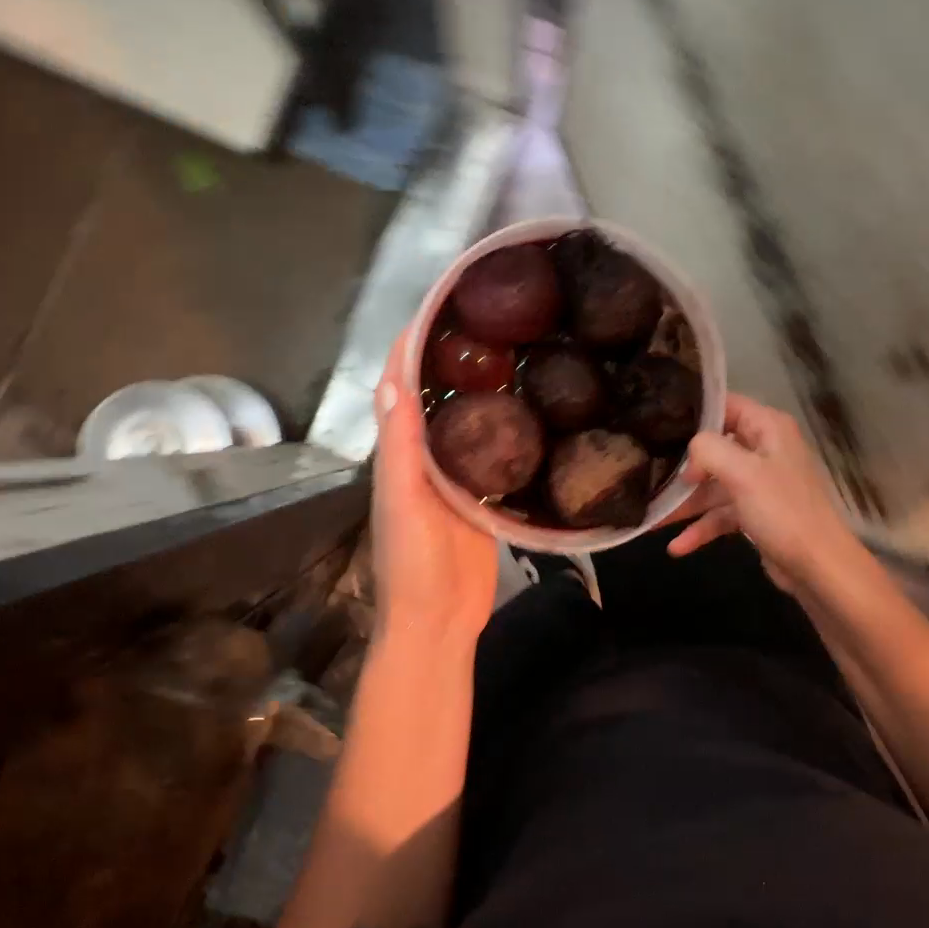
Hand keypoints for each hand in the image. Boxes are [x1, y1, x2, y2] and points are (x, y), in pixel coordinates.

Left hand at [369, 334, 498, 642]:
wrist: (442, 621)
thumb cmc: (413, 564)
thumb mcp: (403, 501)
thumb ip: (400, 446)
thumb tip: (395, 380)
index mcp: (399, 454)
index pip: (401, 387)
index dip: (413, 347)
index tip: (442, 306)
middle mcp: (425, 458)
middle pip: (437, 398)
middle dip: (455, 360)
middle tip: (495, 323)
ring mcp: (457, 479)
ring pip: (468, 423)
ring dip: (482, 391)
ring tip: (518, 354)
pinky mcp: (485, 498)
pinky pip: (495, 456)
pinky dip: (506, 432)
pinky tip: (533, 413)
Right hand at [667, 394, 864, 587]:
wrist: (818, 566)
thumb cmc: (782, 511)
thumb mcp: (742, 473)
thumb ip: (708, 450)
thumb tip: (689, 455)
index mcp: (769, 428)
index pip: (726, 405)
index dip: (694, 414)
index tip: (658, 424)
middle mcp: (765, 450)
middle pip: (714, 450)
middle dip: (682, 468)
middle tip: (646, 474)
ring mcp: (761, 484)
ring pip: (714, 487)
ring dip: (685, 505)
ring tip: (650, 520)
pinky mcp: (757, 514)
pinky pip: (722, 514)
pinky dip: (702, 528)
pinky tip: (677, 547)